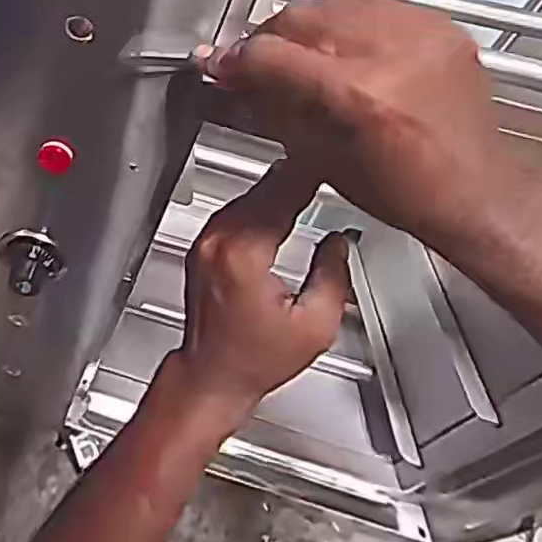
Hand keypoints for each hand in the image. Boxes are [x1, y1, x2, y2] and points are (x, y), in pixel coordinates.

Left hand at [169, 160, 351, 425]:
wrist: (211, 375)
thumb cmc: (255, 360)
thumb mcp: (314, 326)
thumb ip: (333, 276)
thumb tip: (340, 241)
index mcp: (244, 256)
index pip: (281, 198)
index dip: (307, 178)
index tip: (327, 166)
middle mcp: (218, 242)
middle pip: (262, 191)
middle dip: (293, 177)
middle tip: (321, 168)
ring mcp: (205, 242)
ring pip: (245, 196)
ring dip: (275, 187)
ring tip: (304, 182)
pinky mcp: (201, 247)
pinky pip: (232, 211)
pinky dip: (257, 202)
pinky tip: (275, 203)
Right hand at [198, 0, 541, 254]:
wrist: (475, 190)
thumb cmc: (405, 191)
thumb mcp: (319, 156)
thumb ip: (272, 107)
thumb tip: (234, 78)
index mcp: (361, 95)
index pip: (274, 54)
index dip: (237, 60)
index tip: (221, 64)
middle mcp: (395, 52)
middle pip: (301, 17)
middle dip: (270, 40)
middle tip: (255, 61)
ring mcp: (422, 32)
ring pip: (333, 4)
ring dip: (307, 30)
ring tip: (302, 58)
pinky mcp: (439, 24)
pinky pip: (371, 7)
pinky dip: (347, 25)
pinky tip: (342, 51)